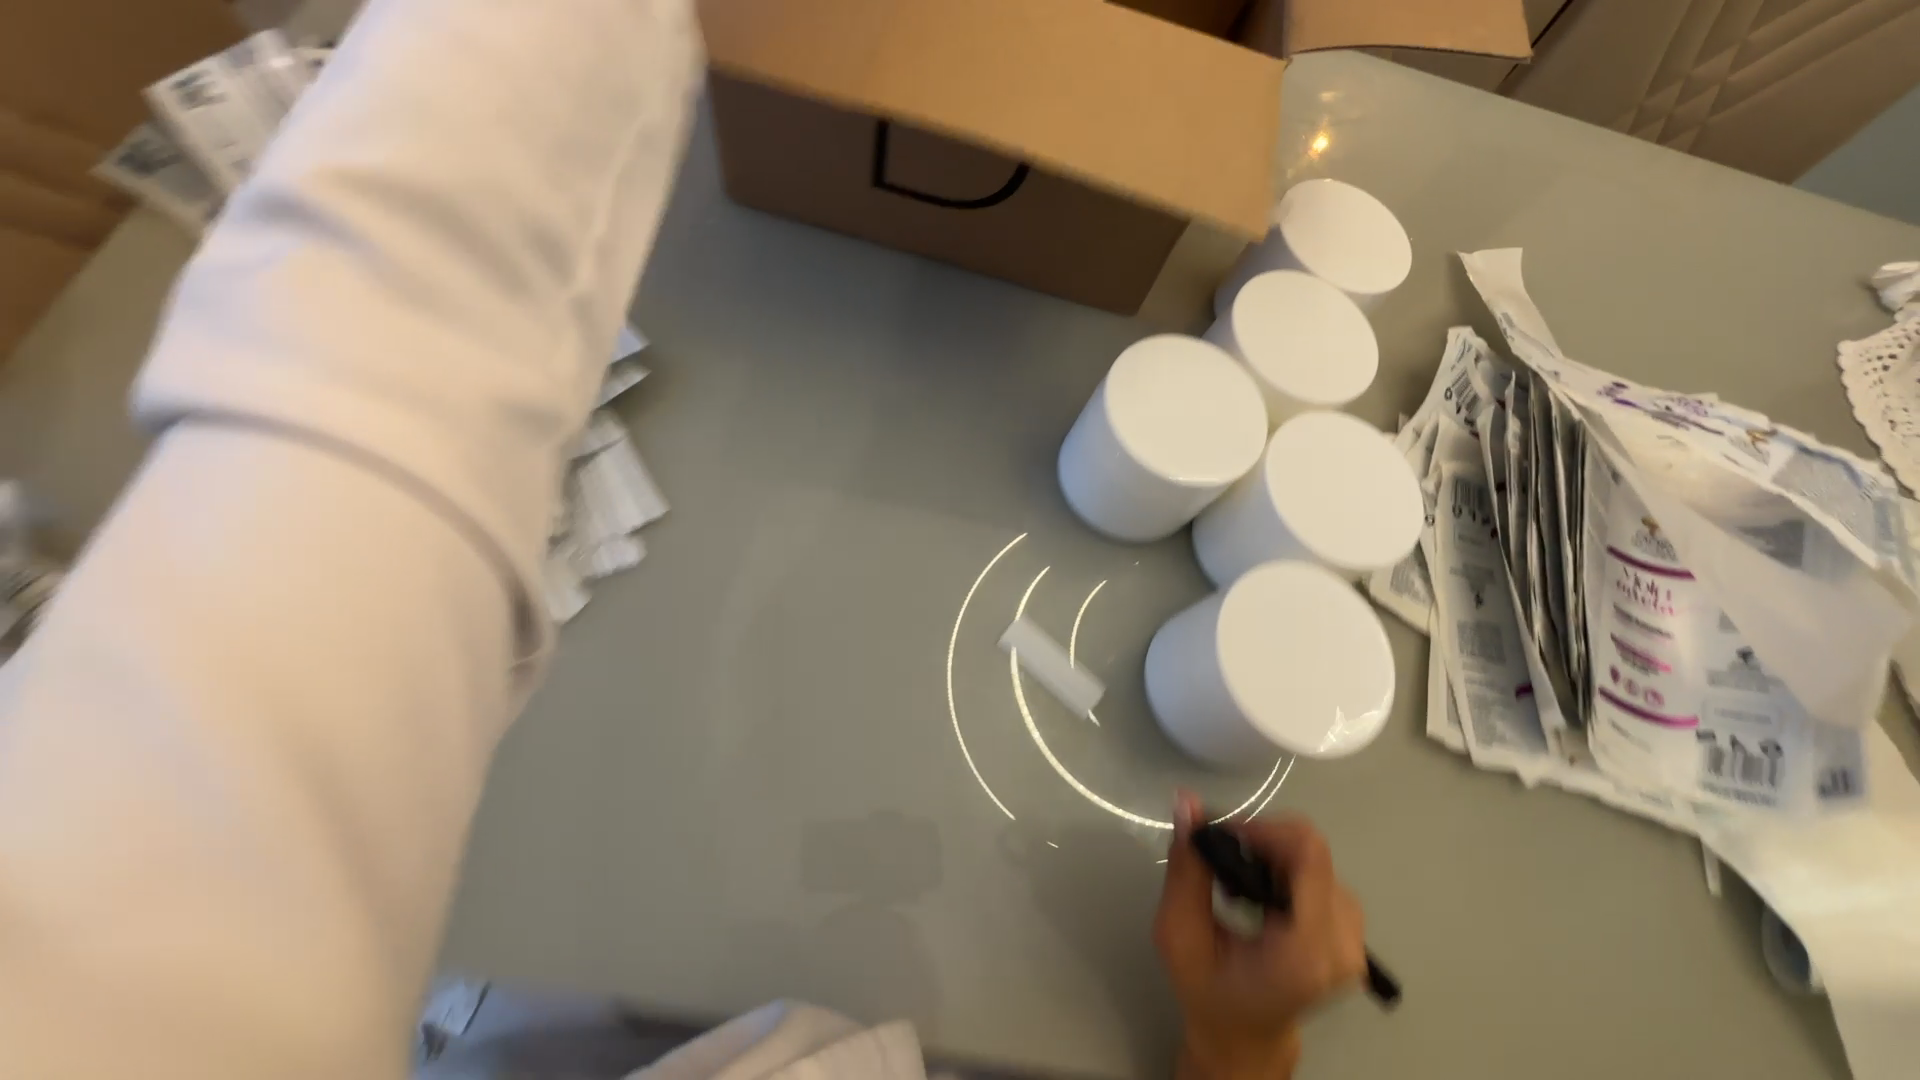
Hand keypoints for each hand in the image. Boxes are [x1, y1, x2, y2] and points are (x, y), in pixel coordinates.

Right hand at [1154, 793, 1366, 1079]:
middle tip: (1221, 859)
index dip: (1263, 829)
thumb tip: (1186, 800)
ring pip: (1315, 858)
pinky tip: (1258, 891)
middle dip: (1260, 841)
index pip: (1307, 854)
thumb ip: (1186, 867)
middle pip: (1310, 851)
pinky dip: (1286, 869)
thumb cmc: (1207, 990)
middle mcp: (1344, 941)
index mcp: (1306, 949)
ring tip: (1235, 880)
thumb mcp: (1178, 932)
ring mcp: (1355, 937)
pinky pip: (1321, 874)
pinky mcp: (1353, 931)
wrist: (1244, 1036)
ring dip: (1271, 855)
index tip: (1221, 837)